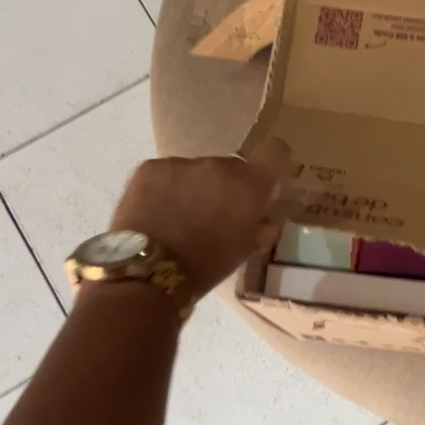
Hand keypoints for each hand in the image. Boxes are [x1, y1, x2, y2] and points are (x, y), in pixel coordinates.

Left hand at [108, 138, 291, 298]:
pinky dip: (168, 187)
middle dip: (230, 185)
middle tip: (218, 212)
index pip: (275, 153)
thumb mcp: (244, 250)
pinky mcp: (150, 167)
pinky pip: (169, 172)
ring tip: (183, 215)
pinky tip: (160, 211)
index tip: (265, 183)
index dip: (272, 164)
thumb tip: (267, 218)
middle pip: (232, 167)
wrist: (150, 271)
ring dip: (197, 186)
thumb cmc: (208, 265)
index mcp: (249, 185)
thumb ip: (262, 227)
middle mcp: (219, 165)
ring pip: (198, 170)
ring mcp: (182, 163)